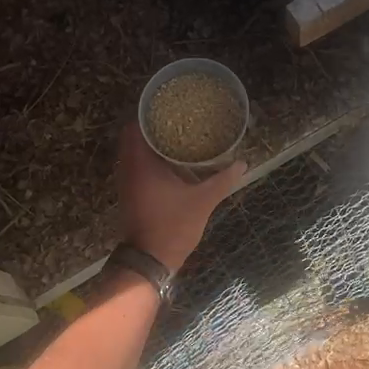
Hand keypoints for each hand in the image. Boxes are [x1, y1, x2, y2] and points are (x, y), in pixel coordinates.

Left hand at [117, 122, 244, 270]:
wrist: (149, 260)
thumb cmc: (172, 226)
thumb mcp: (202, 201)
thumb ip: (222, 180)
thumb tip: (242, 163)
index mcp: (140, 164)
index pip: (135, 127)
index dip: (148, 114)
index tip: (167, 107)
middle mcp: (128, 169)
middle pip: (133, 137)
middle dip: (151, 127)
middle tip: (175, 119)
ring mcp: (126, 183)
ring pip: (133, 153)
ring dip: (150, 144)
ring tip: (175, 136)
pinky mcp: (129, 194)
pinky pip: (135, 166)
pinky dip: (148, 160)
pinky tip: (170, 161)